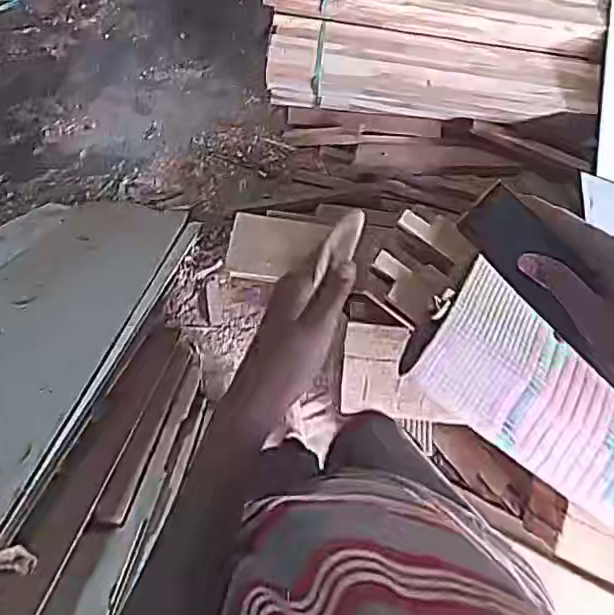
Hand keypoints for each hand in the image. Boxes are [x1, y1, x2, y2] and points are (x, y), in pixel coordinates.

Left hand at [219, 211, 361, 439]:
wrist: (257, 397)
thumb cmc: (286, 367)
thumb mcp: (319, 328)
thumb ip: (333, 294)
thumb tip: (347, 264)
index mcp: (297, 286)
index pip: (324, 251)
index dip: (342, 234)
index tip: (356, 217)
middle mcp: (289, 289)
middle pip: (318, 259)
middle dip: (337, 243)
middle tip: (355, 227)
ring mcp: (285, 304)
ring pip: (314, 273)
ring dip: (331, 261)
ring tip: (348, 249)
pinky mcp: (286, 319)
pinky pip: (310, 288)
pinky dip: (325, 281)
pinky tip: (331, 287)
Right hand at [517, 195, 613, 436]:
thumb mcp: (589, 317)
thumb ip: (556, 282)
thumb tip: (530, 260)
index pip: (565, 221)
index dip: (536, 211)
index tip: (515, 202)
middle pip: (579, 240)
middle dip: (549, 252)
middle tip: (523, 262)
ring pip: (592, 261)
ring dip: (568, 276)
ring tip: (550, 303)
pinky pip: (608, 275)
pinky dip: (587, 286)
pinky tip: (577, 314)